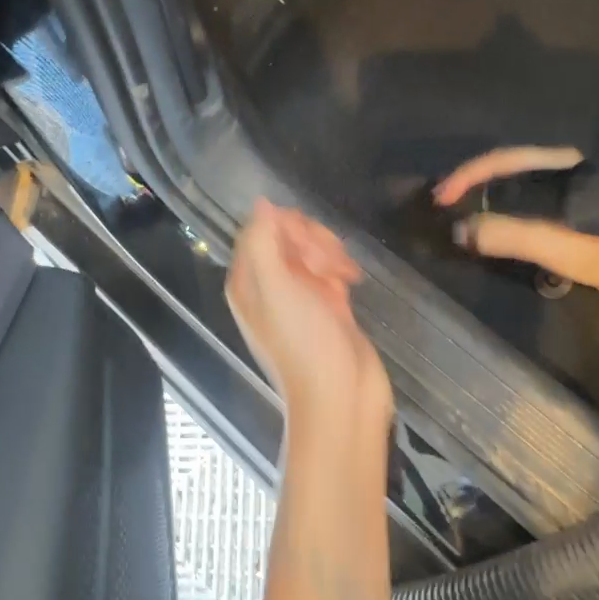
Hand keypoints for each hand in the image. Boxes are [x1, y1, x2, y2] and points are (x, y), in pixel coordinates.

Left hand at [228, 200, 392, 448]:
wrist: (342, 396)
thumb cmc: (304, 344)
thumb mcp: (276, 289)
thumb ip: (263, 242)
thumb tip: (261, 203)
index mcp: (247, 281)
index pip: (259, 229)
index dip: (286, 228)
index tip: (308, 248)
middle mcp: (268, 286)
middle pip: (287, 235)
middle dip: (312, 240)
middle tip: (327, 266)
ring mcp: (299, 296)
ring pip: (311, 249)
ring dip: (330, 253)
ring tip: (343, 276)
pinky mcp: (328, 305)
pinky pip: (330, 269)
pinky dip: (341, 268)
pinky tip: (351, 282)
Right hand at [433, 145, 598, 299]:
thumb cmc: (595, 250)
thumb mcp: (546, 242)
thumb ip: (503, 234)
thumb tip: (459, 231)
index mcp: (559, 166)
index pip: (502, 160)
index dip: (467, 176)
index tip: (441, 197)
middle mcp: (561, 168)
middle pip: (504, 167)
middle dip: (470, 181)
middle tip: (442, 200)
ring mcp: (566, 188)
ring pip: (512, 183)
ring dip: (483, 195)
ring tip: (458, 209)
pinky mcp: (567, 208)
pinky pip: (522, 199)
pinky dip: (498, 207)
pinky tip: (488, 222)